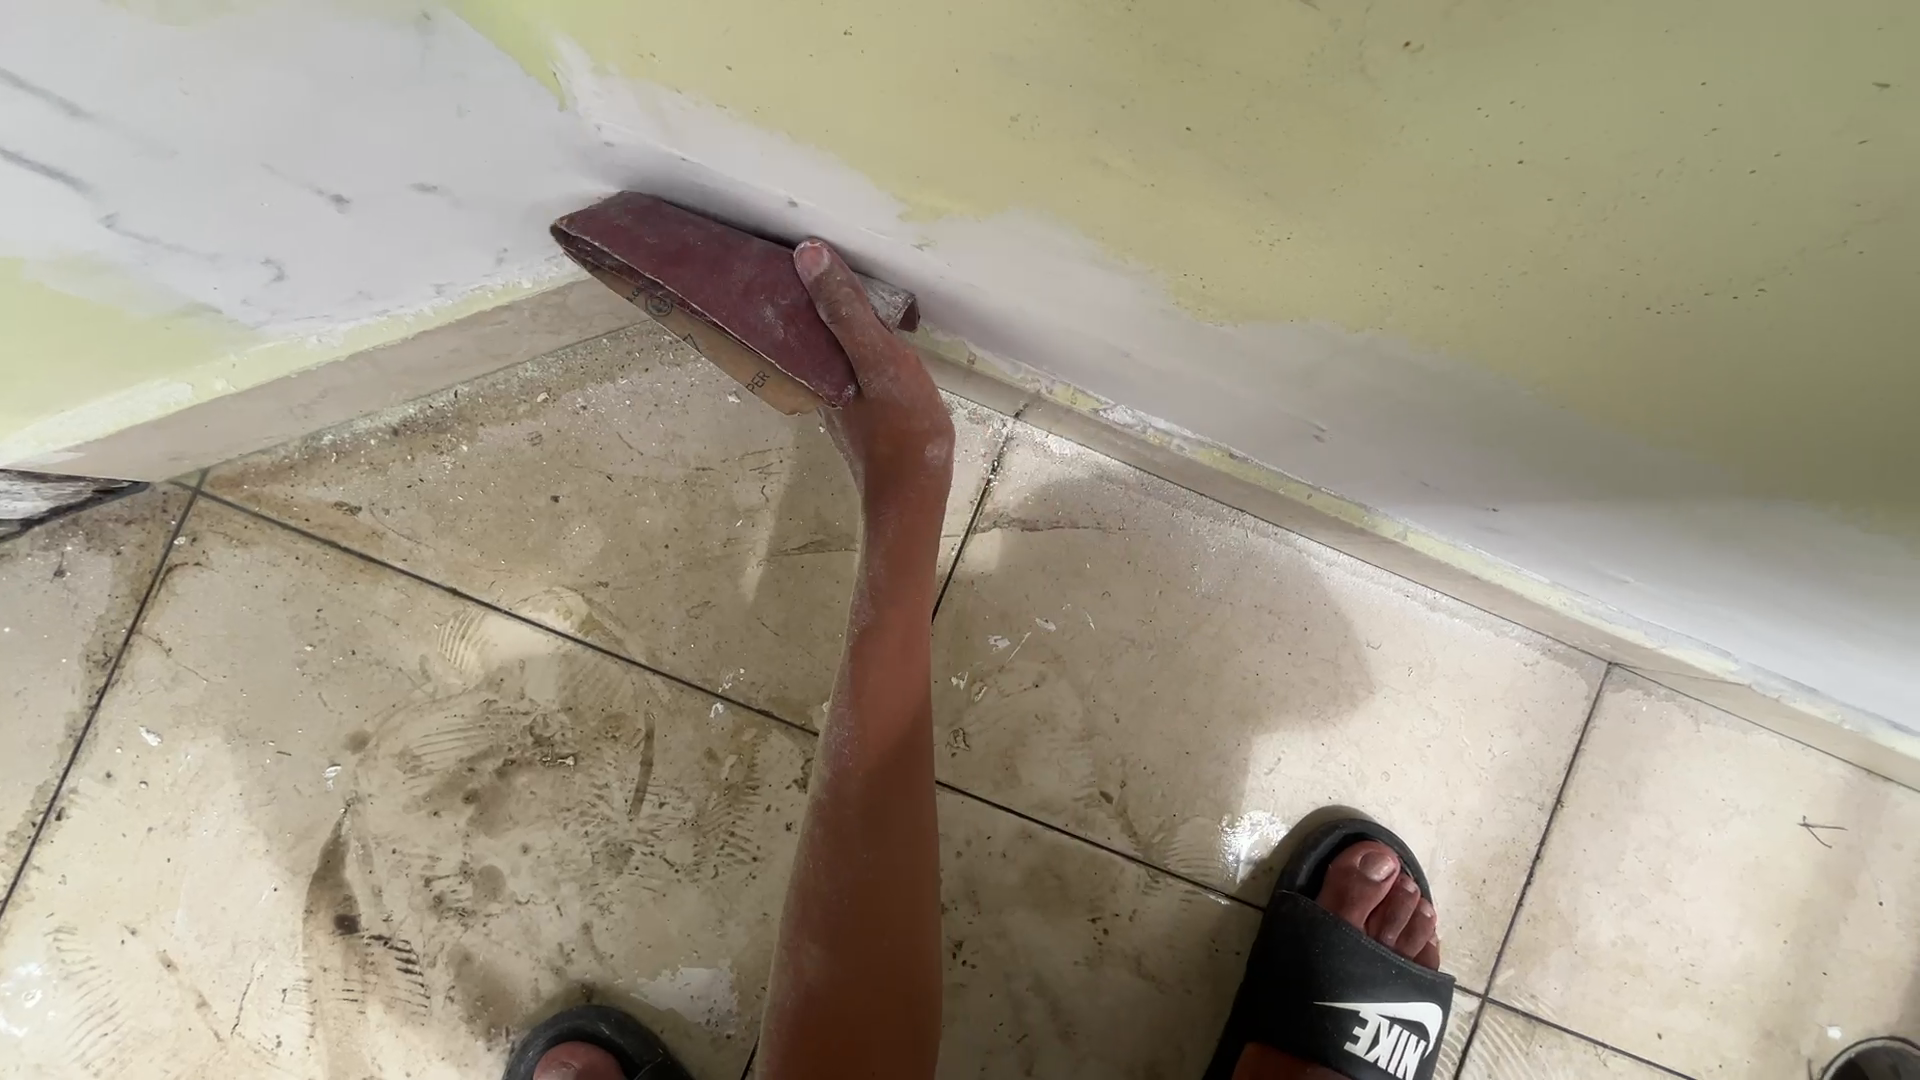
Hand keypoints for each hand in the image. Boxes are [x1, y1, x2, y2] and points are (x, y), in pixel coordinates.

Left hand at [794, 238, 955, 523]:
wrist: (916, 493)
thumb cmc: (902, 427)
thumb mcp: (880, 360)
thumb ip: (847, 311)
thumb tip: (808, 254)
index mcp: (814, 367)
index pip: (789, 311)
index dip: (787, 280)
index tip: (788, 246)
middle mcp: (819, 383)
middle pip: (809, 329)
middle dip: (812, 296)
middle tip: (822, 256)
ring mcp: (842, 400)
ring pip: (833, 349)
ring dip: (840, 320)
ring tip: (855, 287)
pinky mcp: (865, 414)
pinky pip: (856, 367)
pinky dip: (863, 346)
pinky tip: (882, 338)